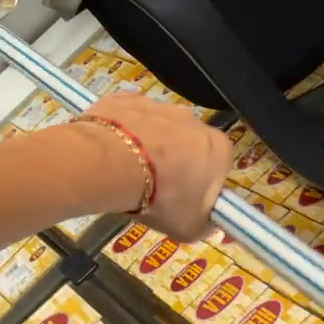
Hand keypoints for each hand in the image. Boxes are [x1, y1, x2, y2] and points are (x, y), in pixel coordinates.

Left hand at [77, 93, 233, 240]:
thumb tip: (207, 224)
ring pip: (153, 123)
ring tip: (124, 162)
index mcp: (217, 147)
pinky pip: (125, 112)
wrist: (106, 163)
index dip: (199, 180)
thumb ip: (204, 223)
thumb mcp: (190, 226)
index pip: (216, 163)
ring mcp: (153, 103)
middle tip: (150, 180)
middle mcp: (190, 118)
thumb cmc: (158, 196)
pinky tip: (108, 142)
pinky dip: (119, 124)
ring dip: (144, 138)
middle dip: (172, 156)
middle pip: (184, 140)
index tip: (181, 193)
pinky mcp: (120, 97)